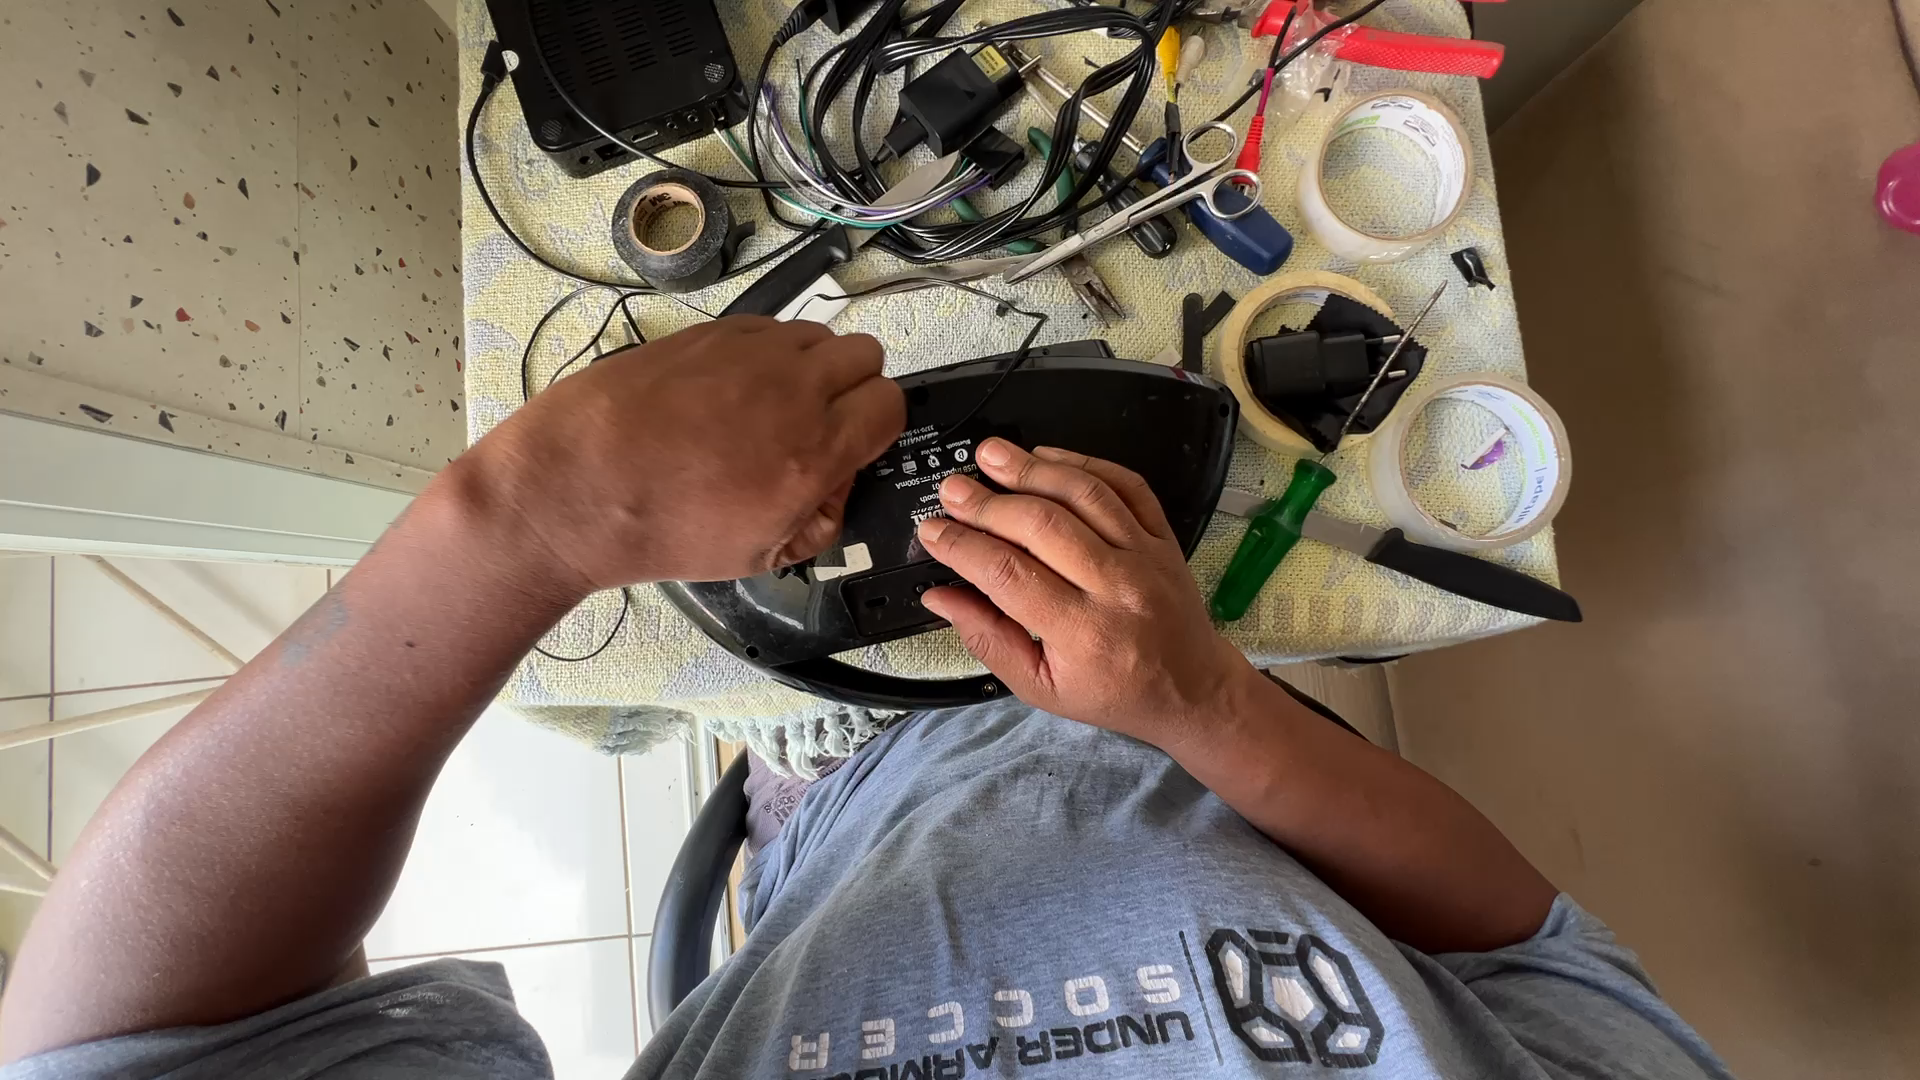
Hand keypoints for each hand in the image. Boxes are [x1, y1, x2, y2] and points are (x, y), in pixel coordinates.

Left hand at [443, 316, 903, 592]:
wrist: (576, 487)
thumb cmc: (668, 529)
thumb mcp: (764, 554)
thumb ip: (825, 517)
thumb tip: (839, 479)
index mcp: (815, 450)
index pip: (891, 404)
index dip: (879, 425)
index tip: (857, 441)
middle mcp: (794, 389)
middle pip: (868, 355)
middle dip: (856, 387)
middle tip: (822, 419)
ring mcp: (751, 351)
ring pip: (820, 334)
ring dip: (814, 365)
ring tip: (775, 402)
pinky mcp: (711, 330)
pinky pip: (770, 326)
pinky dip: (769, 352)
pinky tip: (734, 386)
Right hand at [916, 439, 1263, 748]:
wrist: (1192, 688)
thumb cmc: (1113, 692)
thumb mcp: (1040, 687)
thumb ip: (987, 639)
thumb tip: (939, 596)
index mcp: (1084, 634)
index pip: (1009, 574)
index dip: (962, 546)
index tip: (932, 530)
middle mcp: (1118, 588)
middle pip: (1042, 525)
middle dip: (988, 503)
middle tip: (952, 489)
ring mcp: (1145, 555)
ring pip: (1083, 494)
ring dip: (1032, 468)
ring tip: (990, 454)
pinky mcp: (1162, 535)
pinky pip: (1125, 484)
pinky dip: (1084, 463)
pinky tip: (1047, 455)